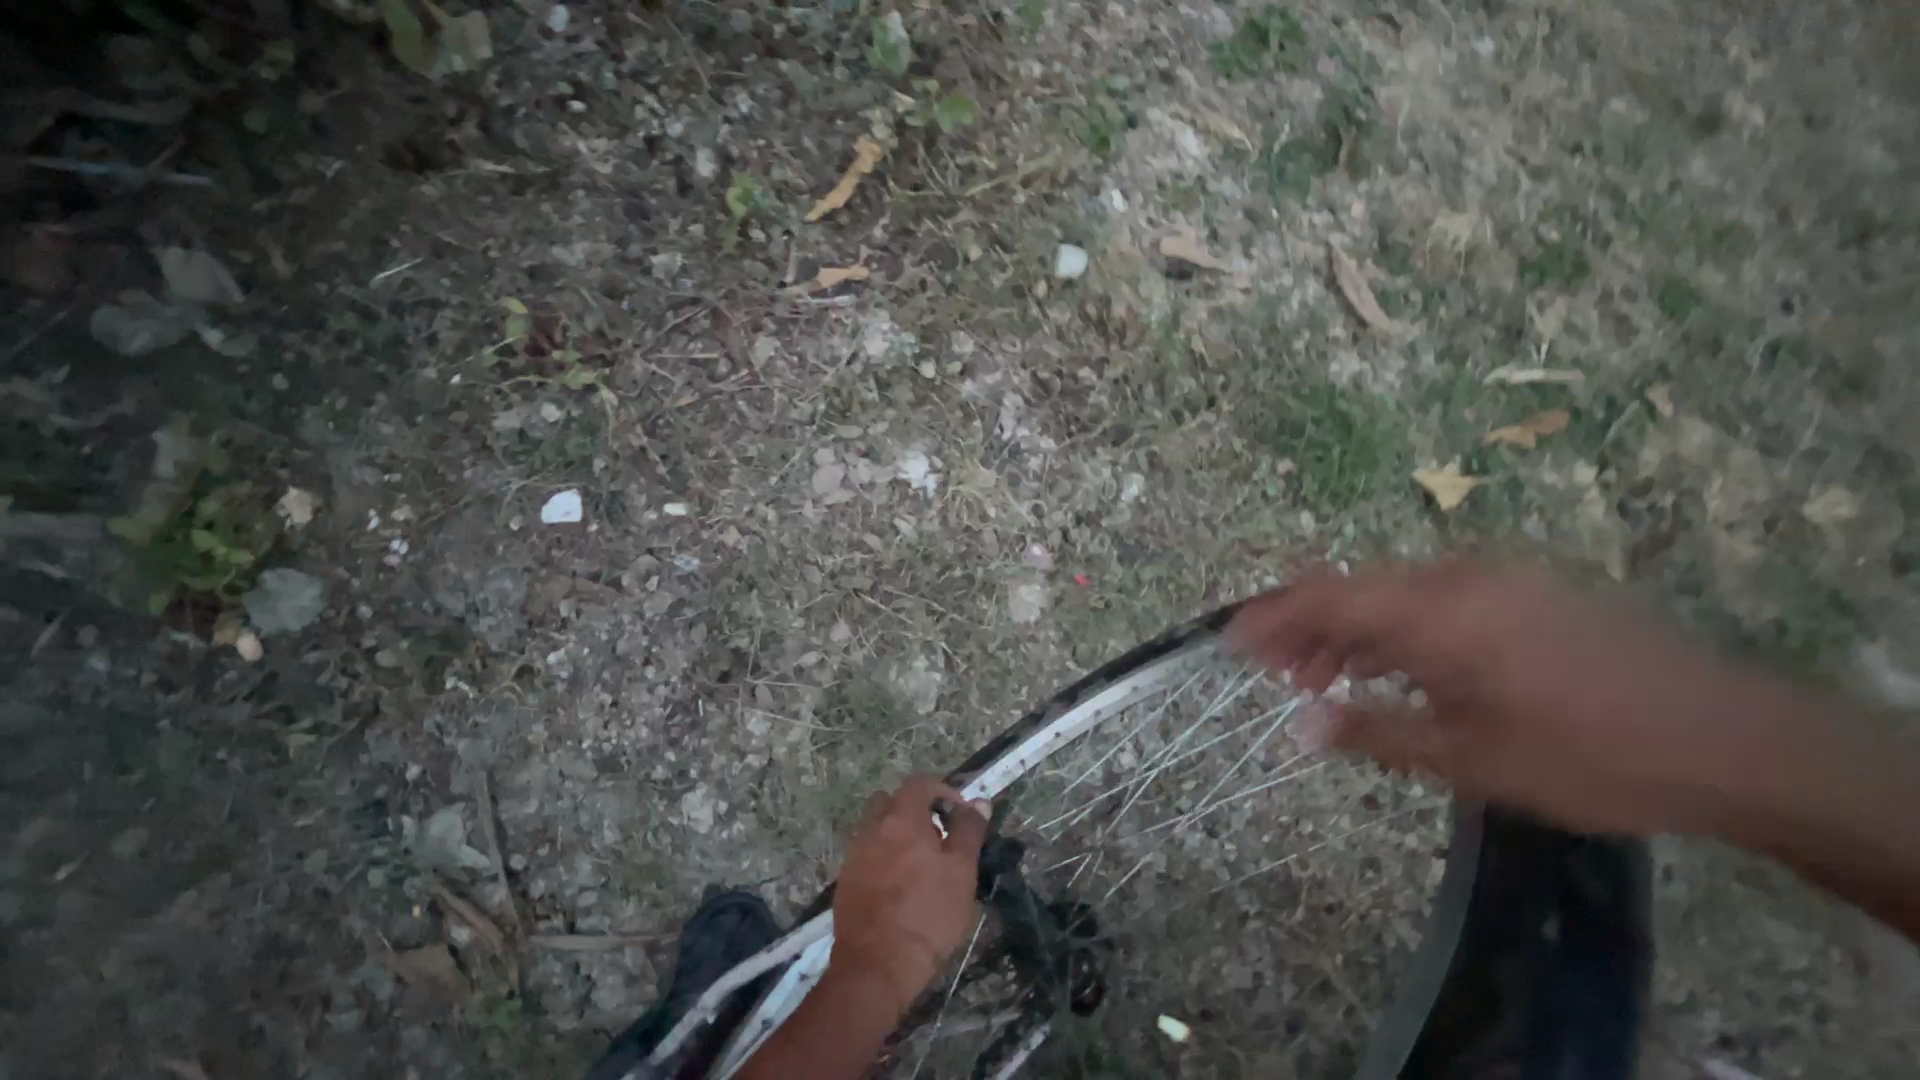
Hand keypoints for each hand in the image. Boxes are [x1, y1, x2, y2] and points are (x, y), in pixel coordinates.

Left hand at [831, 775, 989, 1010]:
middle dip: (915, 809)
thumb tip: (978, 802)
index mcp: (901, 819)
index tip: (960, 814)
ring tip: (921, 864)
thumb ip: (969, 831)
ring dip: (897, 834)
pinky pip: (866, 855)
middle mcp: (872, 828)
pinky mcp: (845, 882)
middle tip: (938, 836)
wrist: (876, 966)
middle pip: (891, 801)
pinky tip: (899, 887)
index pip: (919, 783)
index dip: (942, 790)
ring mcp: (854, 855)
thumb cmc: (928, 915)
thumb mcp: (961, 872)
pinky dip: (883, 858)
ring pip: (876, 828)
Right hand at [1225, 560, 1805, 836]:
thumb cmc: (1590, 755)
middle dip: (1305, 627)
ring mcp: (1500, 581)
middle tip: (1274, 674)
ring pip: (1395, 594)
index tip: (1226, 638)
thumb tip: (1297, 727)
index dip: (1271, 615)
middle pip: (1356, 588)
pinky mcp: (1528, 595)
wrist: (1739, 741)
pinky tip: (1391, 669)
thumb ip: (1374, 733)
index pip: (1328, 595)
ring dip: (1351, 632)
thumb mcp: (1470, 758)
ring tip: (1323, 680)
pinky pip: (1436, 600)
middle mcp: (1461, 577)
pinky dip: (1398, 631)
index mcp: (1441, 609)